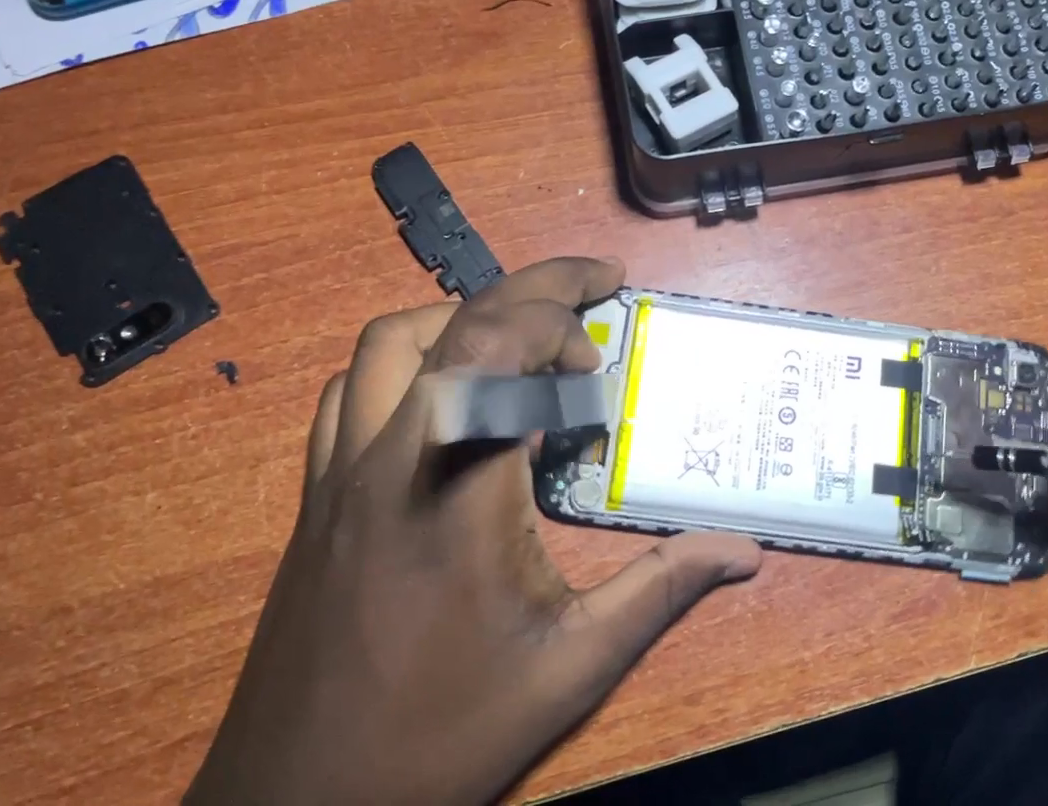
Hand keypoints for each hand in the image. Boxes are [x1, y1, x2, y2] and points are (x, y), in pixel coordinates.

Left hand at [187, 257, 761, 805]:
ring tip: (520, 346)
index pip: (500, 345)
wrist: (302, 800)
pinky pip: (350, 392)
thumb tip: (745, 553)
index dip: (560, 307)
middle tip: (589, 304)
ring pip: (386, 344)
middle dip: (529, 292)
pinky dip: (407, 365)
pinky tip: (447, 403)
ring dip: (460, 320)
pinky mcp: (317, 497)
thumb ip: (659, 590)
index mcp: (460, 485)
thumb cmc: (442, 732)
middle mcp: (392, 456)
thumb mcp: (571, 666)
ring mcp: (341, 473)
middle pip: (451, 324)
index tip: (610, 319)